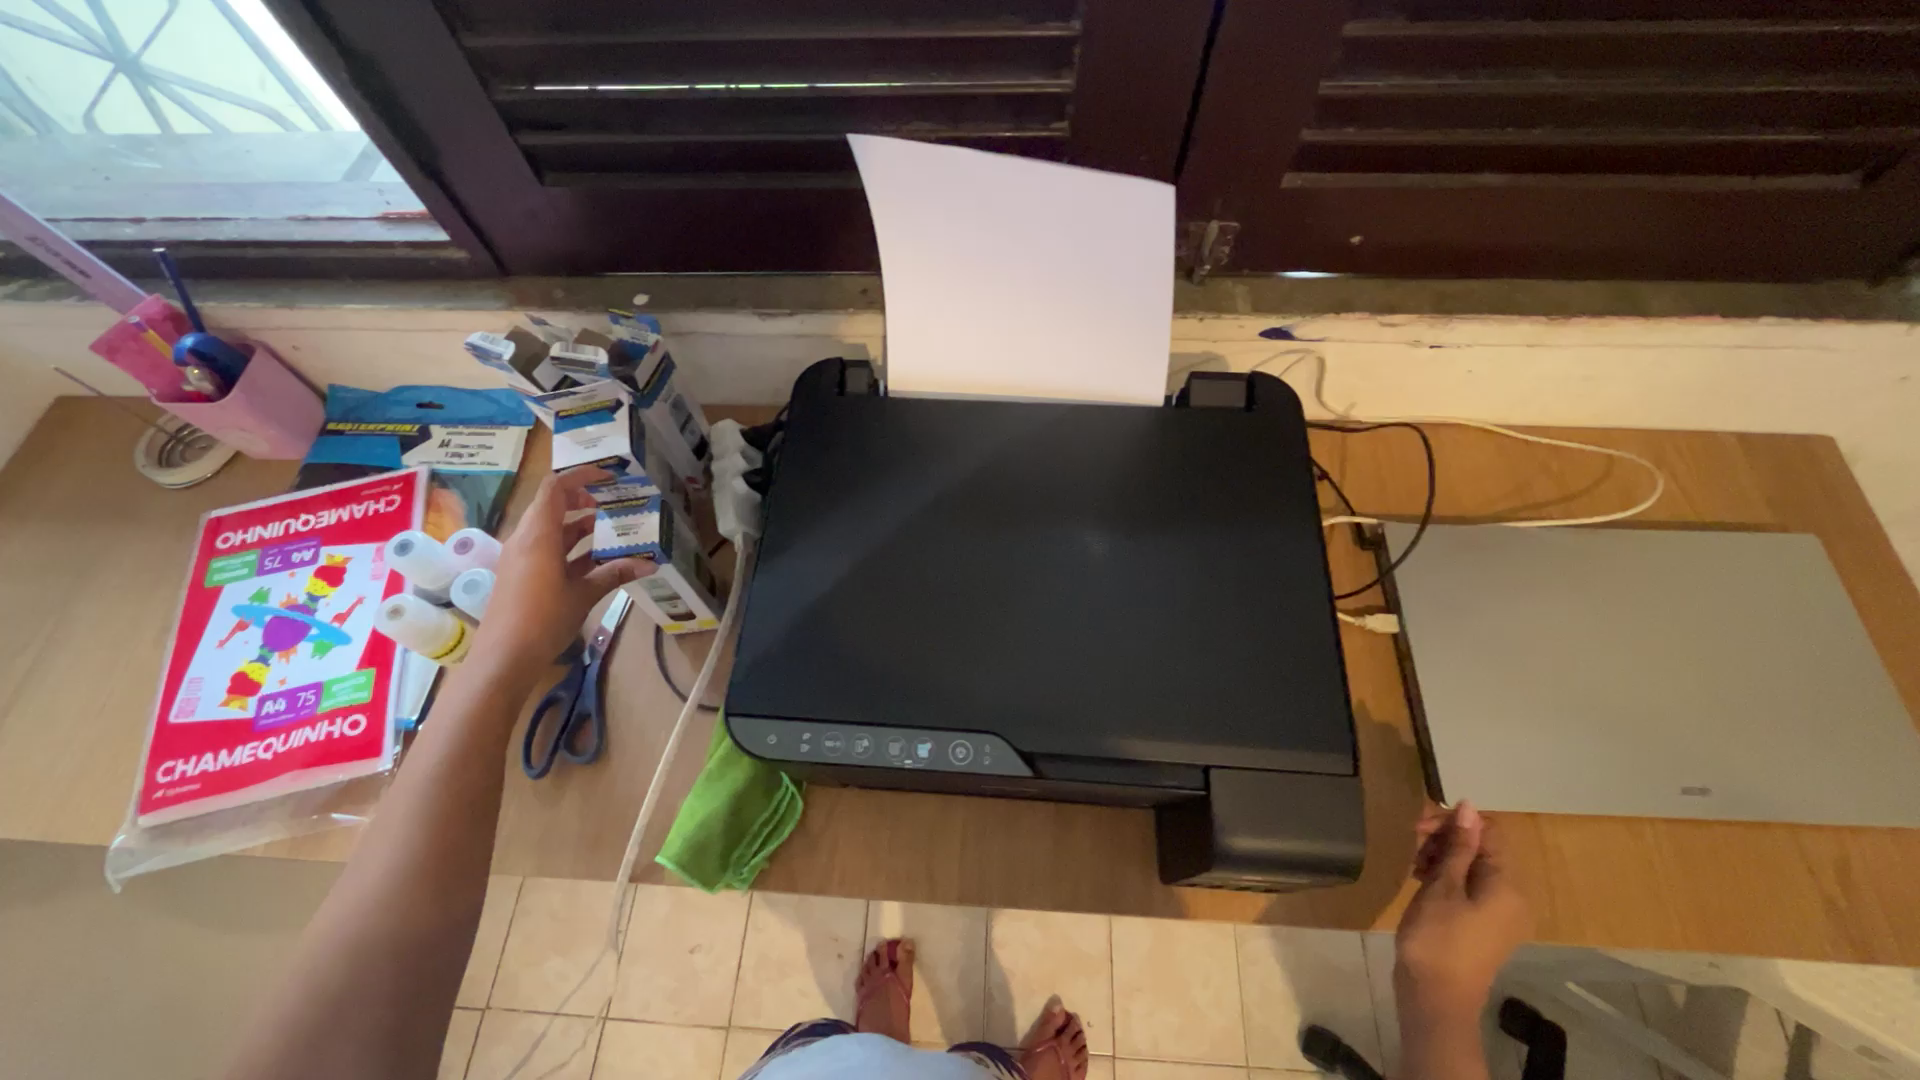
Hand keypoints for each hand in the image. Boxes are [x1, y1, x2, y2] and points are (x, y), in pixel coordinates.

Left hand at [468, 467, 655, 676]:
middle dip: (585, 503)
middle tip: (617, 506)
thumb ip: (614, 573)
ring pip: (554, 531)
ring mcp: (524, 558)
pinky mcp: (525, 576)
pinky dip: (574, 550)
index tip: (609, 478)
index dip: (580, 476)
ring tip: (616, 532)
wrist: (504, 657)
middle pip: (554, 507)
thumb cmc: (542, 619)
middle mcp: (527, 540)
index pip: (555, 489)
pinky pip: (551, 551)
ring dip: (582, 528)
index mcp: (538, 536)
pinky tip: (601, 561)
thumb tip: (650, 562)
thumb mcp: (584, 595)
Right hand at [1394, 802, 1532, 1021]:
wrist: (1436, 997)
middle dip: (1445, 839)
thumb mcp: (1443, 886)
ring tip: (1414, 866)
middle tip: (1411, 845)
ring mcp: (1499, 911)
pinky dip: (1446, 876)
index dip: (1454, 822)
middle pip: (1481, 848)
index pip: (1489, 832)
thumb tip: (1468, 806)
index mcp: (1508, 884)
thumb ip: (1458, 846)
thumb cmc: (1438, 938)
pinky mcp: (1484, 922)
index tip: (1418, 827)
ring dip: (1442, 856)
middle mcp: (1512, 895)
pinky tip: (1421, 880)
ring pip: (1472, 865)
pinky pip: (1469, 885)